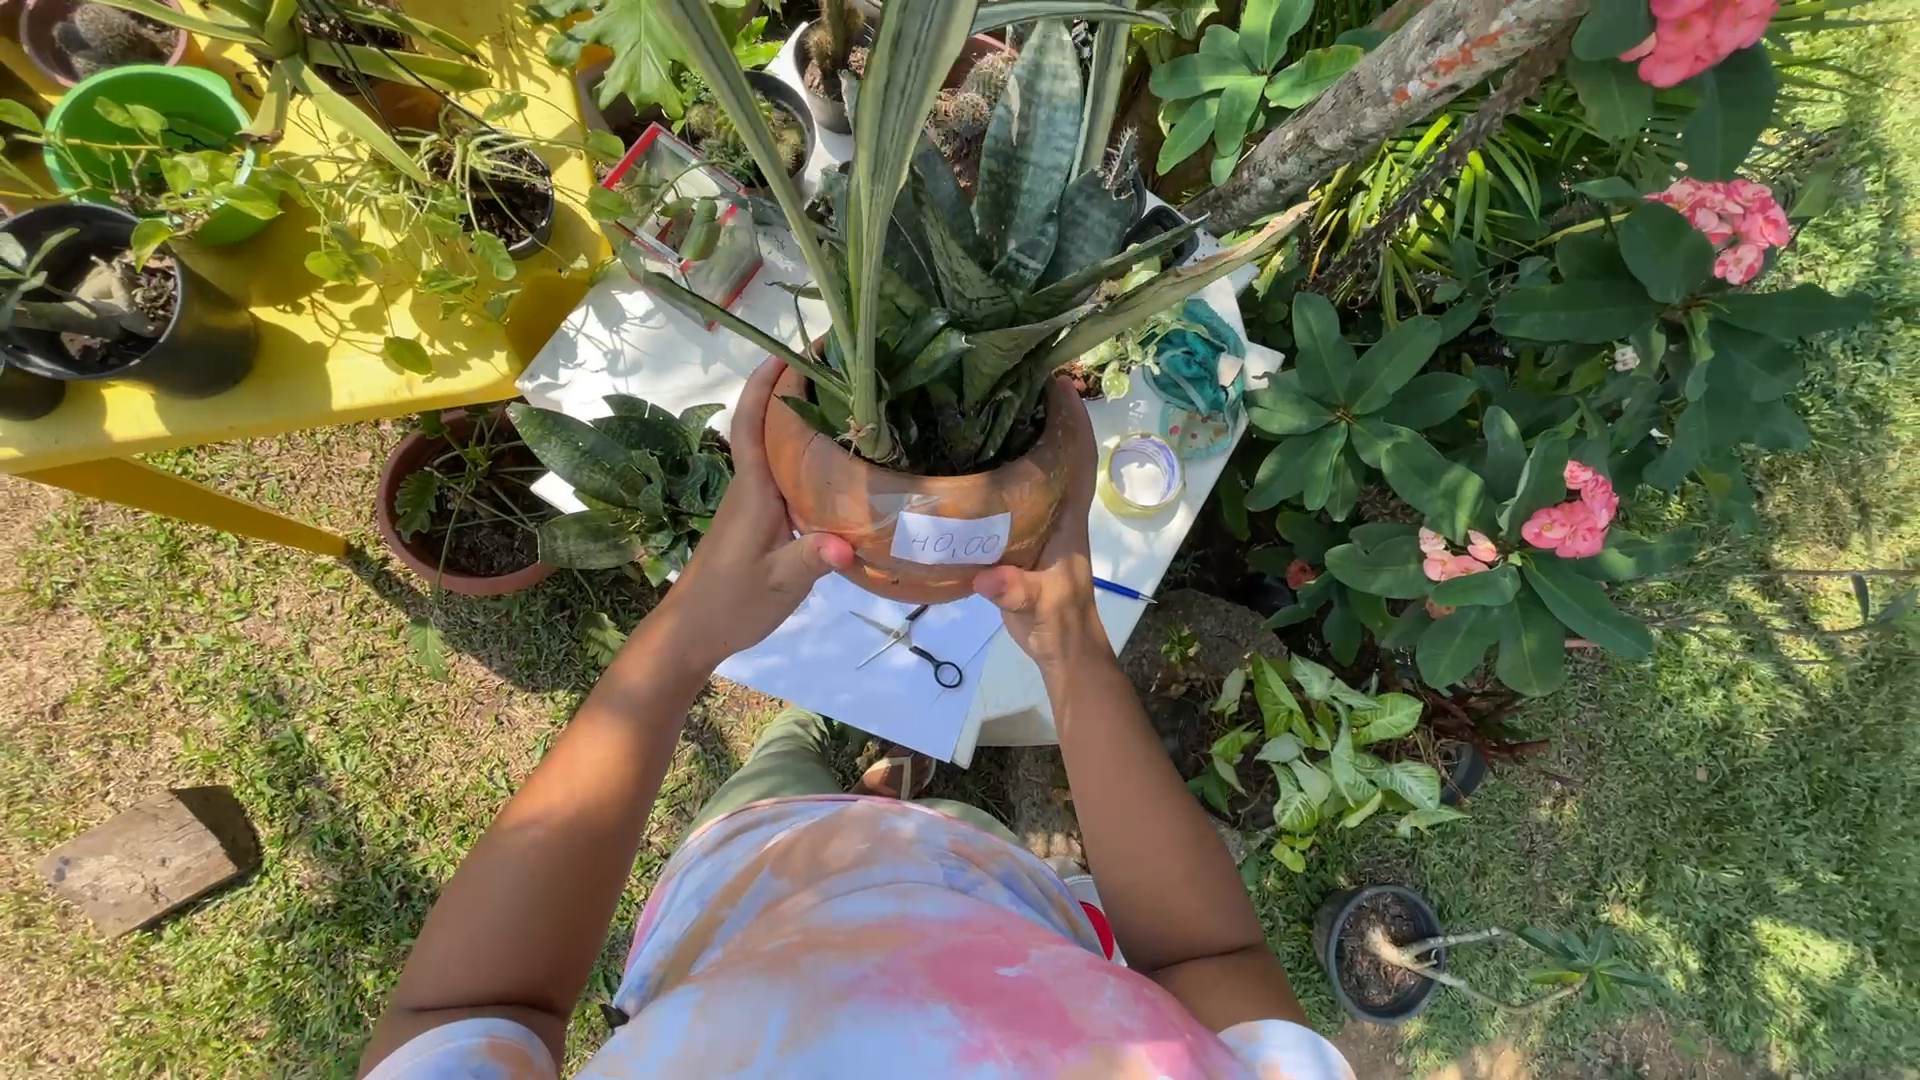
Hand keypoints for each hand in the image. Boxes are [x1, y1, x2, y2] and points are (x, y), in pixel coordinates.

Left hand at [655, 358, 853, 672]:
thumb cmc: (731, 602)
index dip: (765, 387)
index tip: (788, 354)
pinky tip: (835, 467)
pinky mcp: (760, 521)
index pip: (752, 426)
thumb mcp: (779, 583)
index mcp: (753, 493)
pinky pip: (783, 476)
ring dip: (799, 424)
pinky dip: (804, 458)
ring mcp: (754, 505)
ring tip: (844, 408)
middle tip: (835, 373)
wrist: (694, 631)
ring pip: (776, 452)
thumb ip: (812, 560)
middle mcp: (752, 489)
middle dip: (792, 393)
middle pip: (767, 428)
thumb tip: (849, 544)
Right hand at [970, 379, 1106, 675]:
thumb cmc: (1057, 623)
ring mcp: (1040, 524)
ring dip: (1020, 441)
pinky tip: (969, 465)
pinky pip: (1013, 496)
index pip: (1078, 458)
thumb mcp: (1036, 606)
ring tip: (984, 409)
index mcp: (1067, 518)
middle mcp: (1056, 512)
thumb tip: (987, 576)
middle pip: (1056, 454)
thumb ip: (1015, 591)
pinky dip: (998, 475)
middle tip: (1007, 383)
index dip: (1073, 420)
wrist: (1062, 649)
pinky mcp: (1022, 539)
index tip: (1058, 382)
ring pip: (1035, 472)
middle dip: (1041, 417)